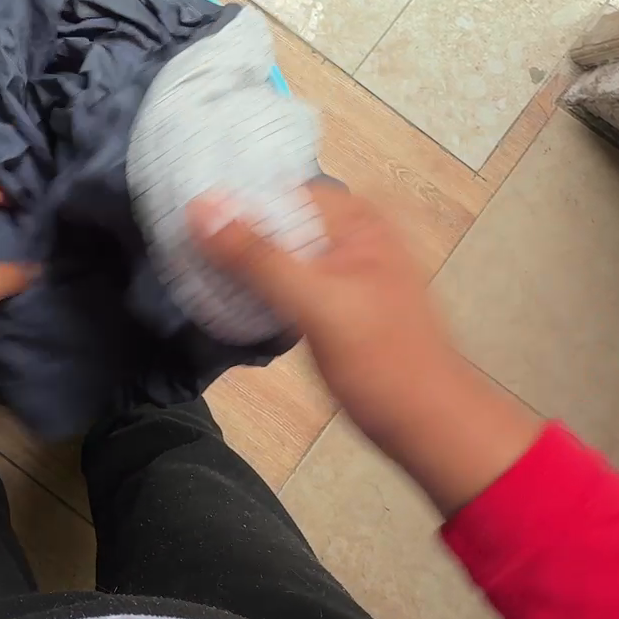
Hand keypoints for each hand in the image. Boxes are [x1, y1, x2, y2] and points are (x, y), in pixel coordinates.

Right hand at [189, 182, 541, 512]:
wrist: (430, 428)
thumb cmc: (384, 364)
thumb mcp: (315, 303)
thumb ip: (257, 255)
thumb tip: (202, 208)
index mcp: (358, 218)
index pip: (279, 191)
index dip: (235, 203)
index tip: (189, 220)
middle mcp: (354, 233)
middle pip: (278, 219)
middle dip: (236, 231)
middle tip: (188, 247)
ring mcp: (346, 267)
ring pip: (280, 249)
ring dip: (245, 258)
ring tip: (200, 269)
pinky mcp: (337, 299)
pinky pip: (288, 276)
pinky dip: (261, 282)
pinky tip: (233, 298)